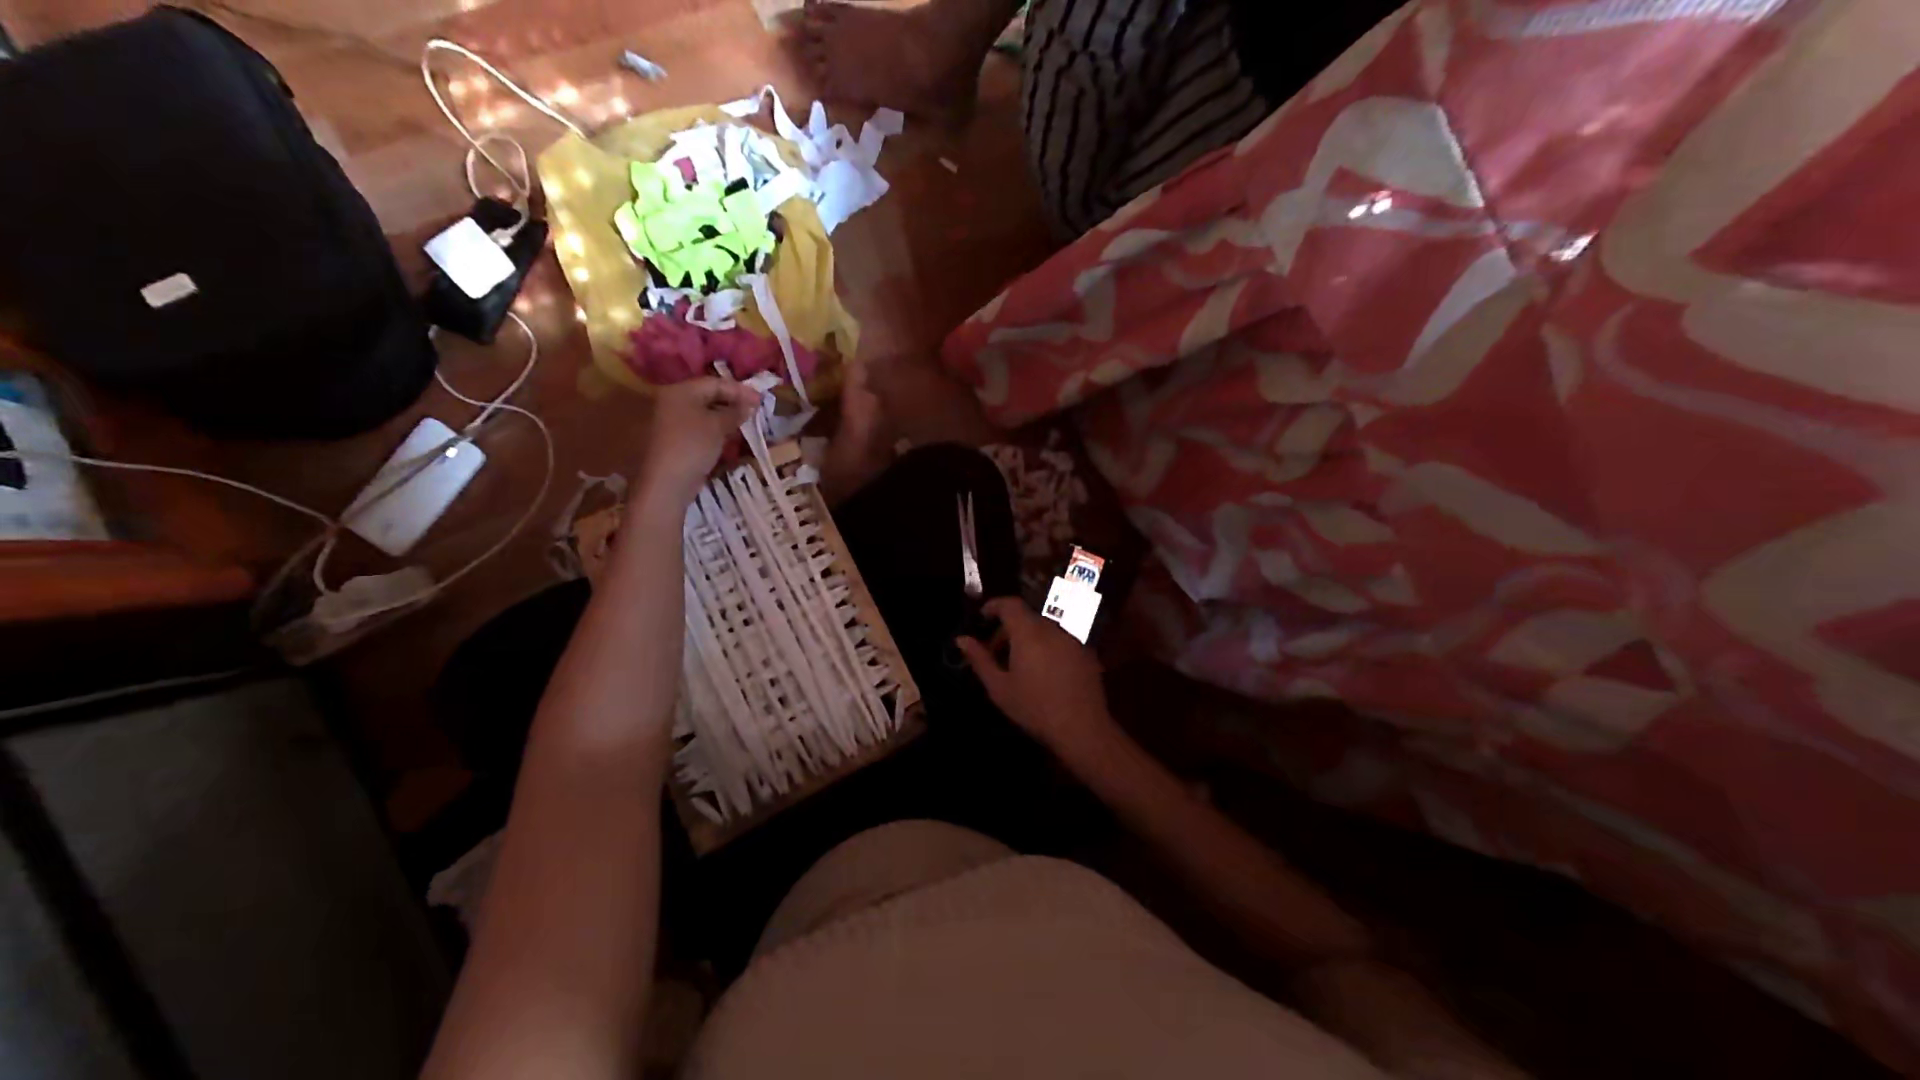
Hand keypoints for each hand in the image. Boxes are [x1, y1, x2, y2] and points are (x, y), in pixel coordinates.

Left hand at [637, 377, 761, 509]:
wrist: (668, 481)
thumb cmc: (693, 445)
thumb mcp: (718, 425)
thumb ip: (735, 412)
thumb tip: (748, 406)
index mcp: (680, 391)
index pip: (714, 383)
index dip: (739, 390)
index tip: (761, 399)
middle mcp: (673, 401)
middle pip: (708, 395)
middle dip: (733, 401)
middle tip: (754, 409)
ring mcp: (672, 420)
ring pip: (704, 411)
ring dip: (726, 415)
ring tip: (746, 421)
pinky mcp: (676, 438)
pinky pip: (700, 426)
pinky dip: (716, 427)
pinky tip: (730, 434)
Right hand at [955, 597, 1118, 758]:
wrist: (1082, 729)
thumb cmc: (1034, 708)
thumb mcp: (999, 687)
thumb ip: (980, 659)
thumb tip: (961, 640)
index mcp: (1029, 633)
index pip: (1010, 604)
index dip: (994, 606)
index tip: (981, 619)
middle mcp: (1052, 629)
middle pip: (1026, 617)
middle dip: (1007, 628)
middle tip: (994, 651)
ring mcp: (1072, 640)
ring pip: (1043, 629)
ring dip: (1027, 638)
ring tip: (1017, 665)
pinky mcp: (1086, 653)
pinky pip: (1059, 641)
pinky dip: (1045, 647)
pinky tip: (1042, 673)